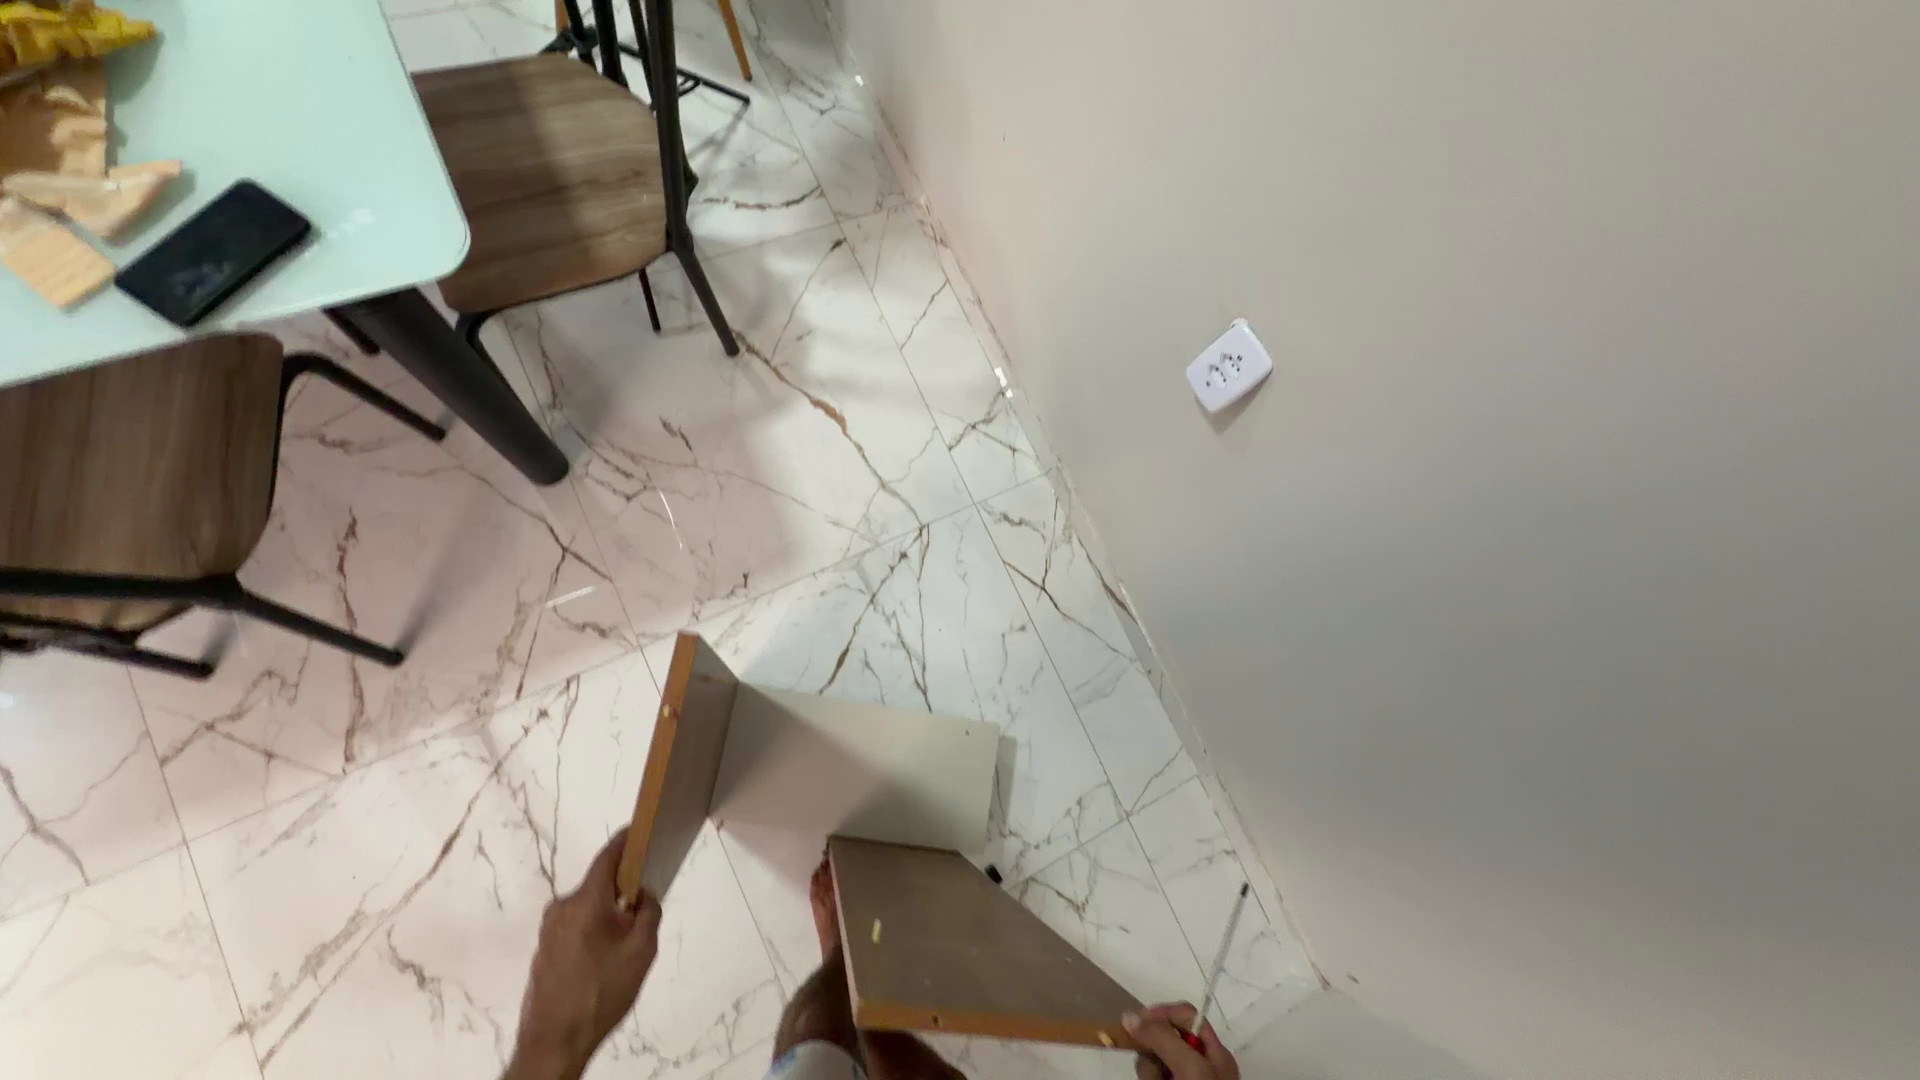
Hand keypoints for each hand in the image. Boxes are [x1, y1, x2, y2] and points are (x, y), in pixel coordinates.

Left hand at [507, 829, 662, 1079]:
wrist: (554, 1043)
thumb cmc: (602, 991)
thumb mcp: (642, 950)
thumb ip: (648, 912)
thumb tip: (642, 893)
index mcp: (585, 902)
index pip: (607, 857)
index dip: (625, 840)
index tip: (640, 827)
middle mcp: (561, 909)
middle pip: (598, 885)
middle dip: (622, 889)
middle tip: (646, 904)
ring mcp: (548, 931)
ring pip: (588, 908)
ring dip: (608, 913)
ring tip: (628, 940)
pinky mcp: (544, 951)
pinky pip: (576, 926)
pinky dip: (594, 929)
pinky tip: (606, 957)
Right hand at [1124, 1003, 1239, 1079]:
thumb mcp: (1191, 1067)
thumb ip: (1163, 1039)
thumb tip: (1128, 1016)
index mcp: (1214, 1051)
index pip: (1185, 1015)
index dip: (1161, 1013)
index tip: (1137, 1022)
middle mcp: (1200, 1064)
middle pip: (1164, 1037)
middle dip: (1151, 1048)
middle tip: (1152, 1064)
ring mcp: (1184, 1079)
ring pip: (1153, 1059)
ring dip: (1148, 1070)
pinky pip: (1151, 1076)